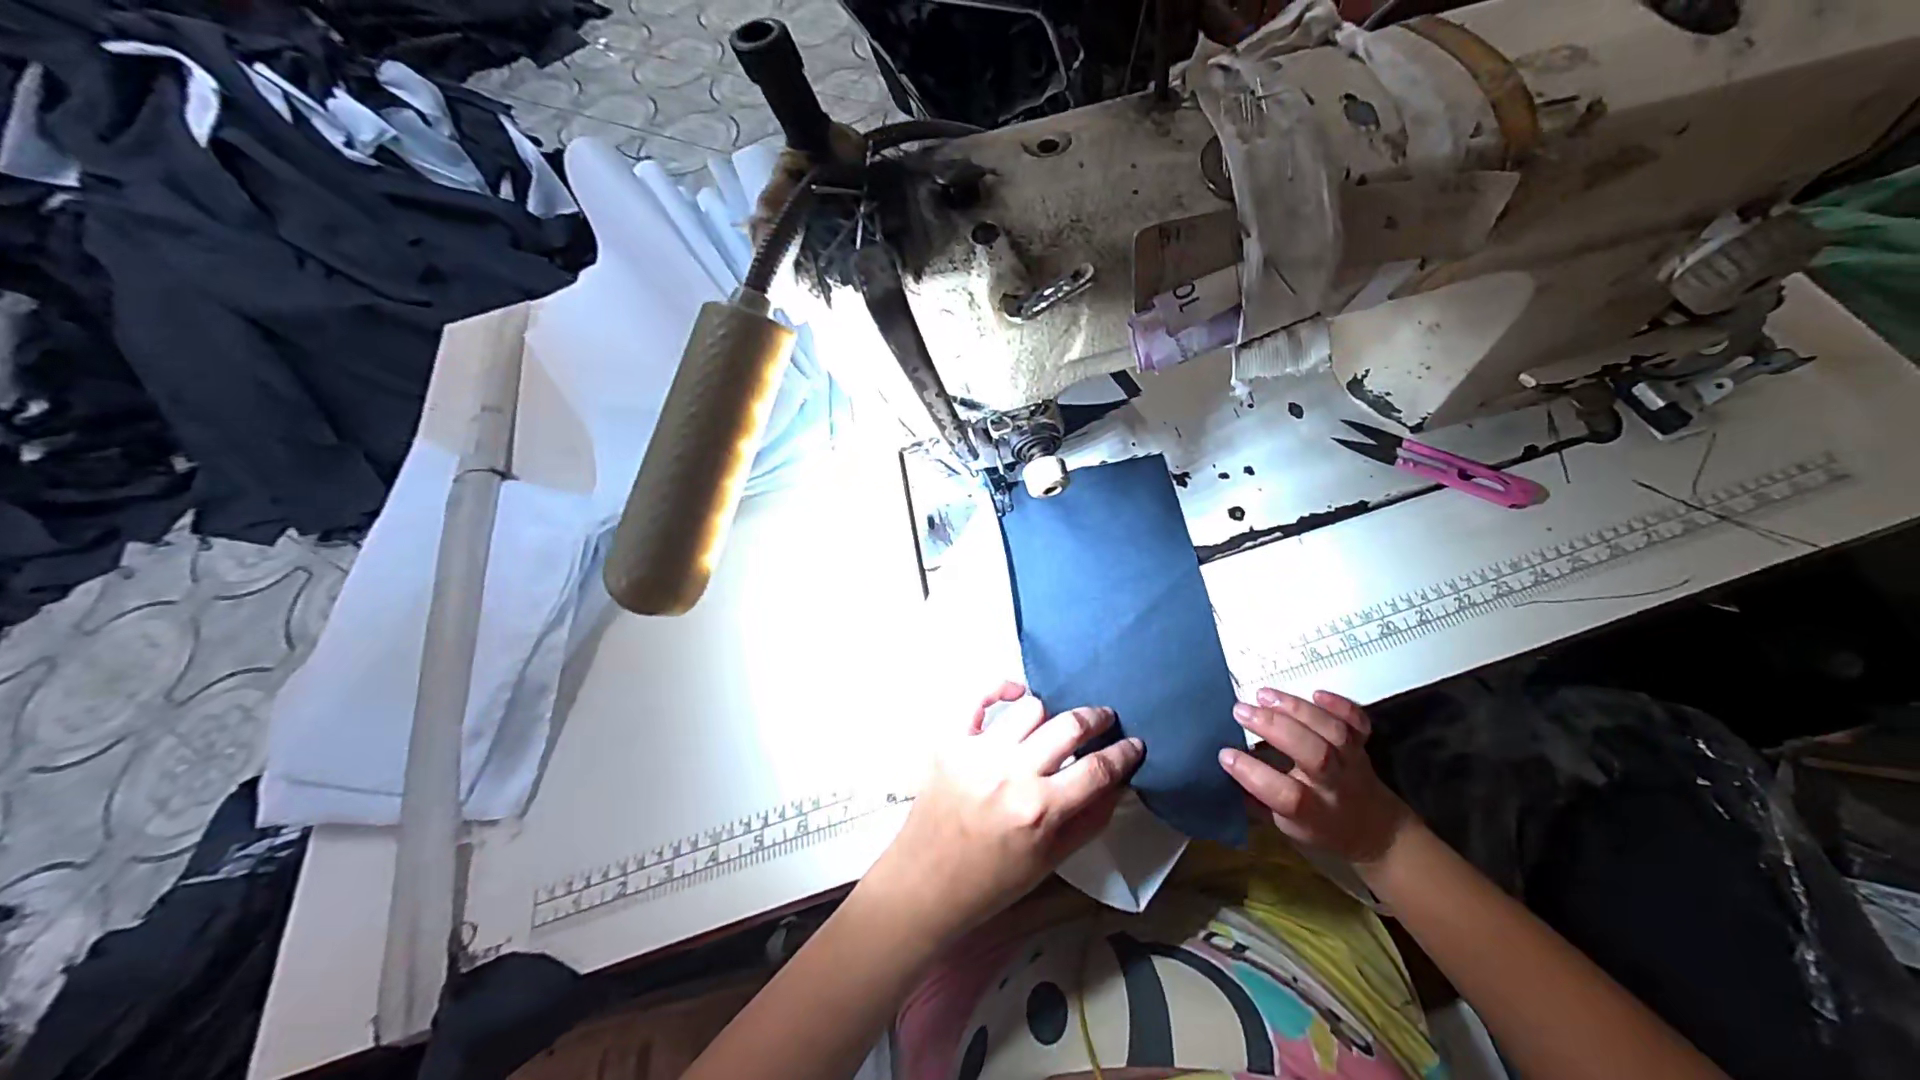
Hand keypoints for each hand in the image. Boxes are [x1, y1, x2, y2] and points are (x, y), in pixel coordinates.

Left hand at [861, 682, 1143, 943]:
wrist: (927, 884)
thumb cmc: (992, 881)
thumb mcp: (1052, 860)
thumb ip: (1090, 818)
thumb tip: (1117, 782)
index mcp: (1040, 810)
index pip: (1097, 768)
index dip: (1124, 753)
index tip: (1133, 744)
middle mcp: (1011, 774)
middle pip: (1069, 726)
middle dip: (1097, 719)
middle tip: (1104, 720)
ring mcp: (977, 753)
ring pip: (1031, 708)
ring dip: (1051, 714)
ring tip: (1054, 725)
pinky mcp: (949, 743)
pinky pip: (977, 698)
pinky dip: (1000, 688)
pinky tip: (1016, 693)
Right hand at [1217, 688, 1413, 864]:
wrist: (1373, 830)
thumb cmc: (1318, 827)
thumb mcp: (1285, 826)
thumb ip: (1256, 799)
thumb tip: (1220, 770)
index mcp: (1313, 814)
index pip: (1287, 794)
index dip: (1254, 773)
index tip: (1225, 754)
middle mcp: (1336, 786)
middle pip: (1315, 754)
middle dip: (1275, 728)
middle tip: (1240, 710)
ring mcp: (1353, 763)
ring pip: (1333, 732)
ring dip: (1297, 709)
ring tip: (1263, 695)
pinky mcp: (1363, 745)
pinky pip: (1358, 723)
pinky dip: (1341, 705)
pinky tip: (1316, 693)